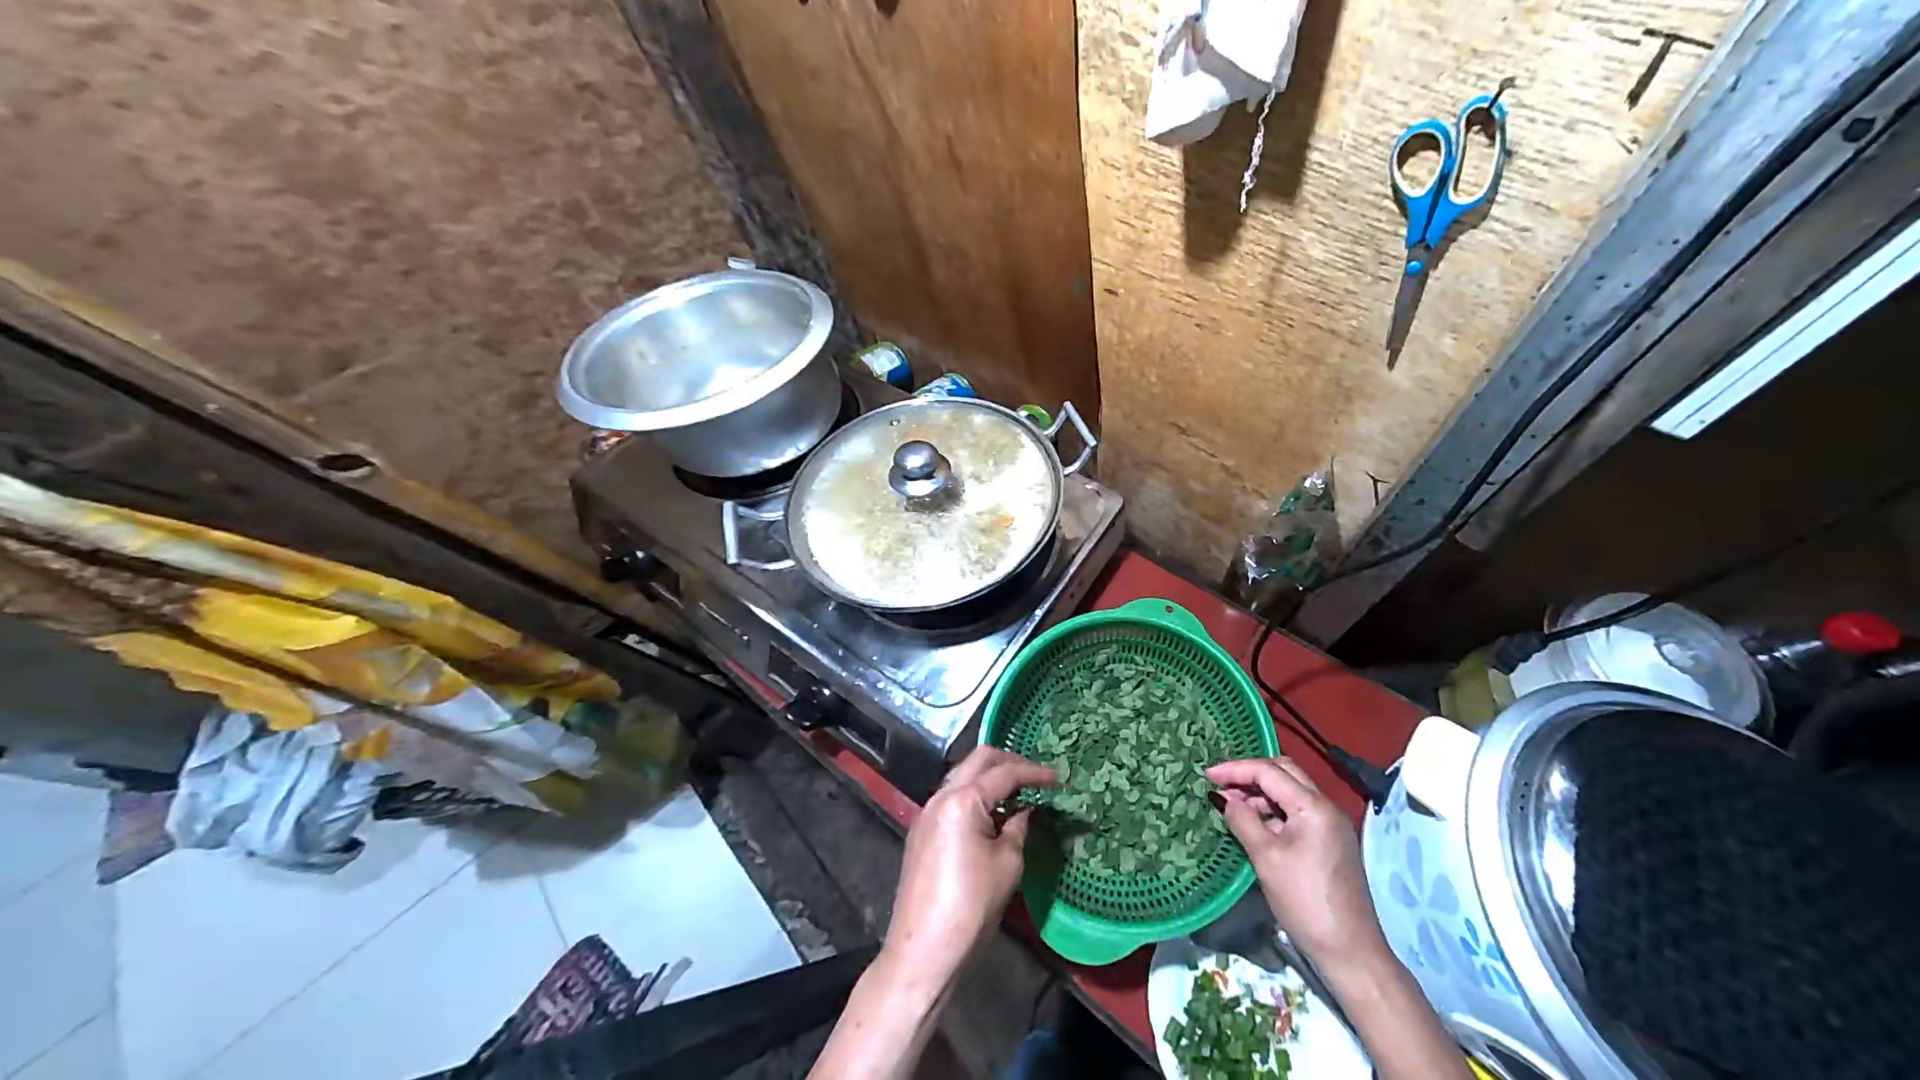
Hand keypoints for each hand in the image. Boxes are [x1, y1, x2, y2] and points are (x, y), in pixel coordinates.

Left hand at [885, 746, 1056, 976]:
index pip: (1004, 773)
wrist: (924, 948)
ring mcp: (926, 813)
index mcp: (962, 800)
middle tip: (1036, 776)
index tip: (1058, 778)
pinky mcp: (921, 832)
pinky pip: (952, 799)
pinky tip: (993, 815)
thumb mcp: (1008, 864)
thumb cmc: (972, 906)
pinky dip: (975, 796)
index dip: (1034, 772)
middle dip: (1008, 762)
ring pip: (962, 777)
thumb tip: (1025, 809)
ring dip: (989, 779)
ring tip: (1018, 793)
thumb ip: (1018, 827)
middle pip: (977, 761)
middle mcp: (940, 797)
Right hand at [1207, 756, 1387, 966]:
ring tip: (1232, 805)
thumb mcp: (1266, 857)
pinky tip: (1254, 823)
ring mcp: (1330, 825)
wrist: (1350, 951)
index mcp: (1313, 806)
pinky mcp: (1330, 842)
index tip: (1207, 775)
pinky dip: (1273, 810)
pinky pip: (1297, 812)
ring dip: (1261, 793)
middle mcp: (1326, 808)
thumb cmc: (1304, 900)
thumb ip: (1242, 820)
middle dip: (1250, 774)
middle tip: (1221, 784)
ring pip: (1291, 792)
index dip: (1235, 769)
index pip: (1269, 772)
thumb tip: (1224, 798)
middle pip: (1284, 773)